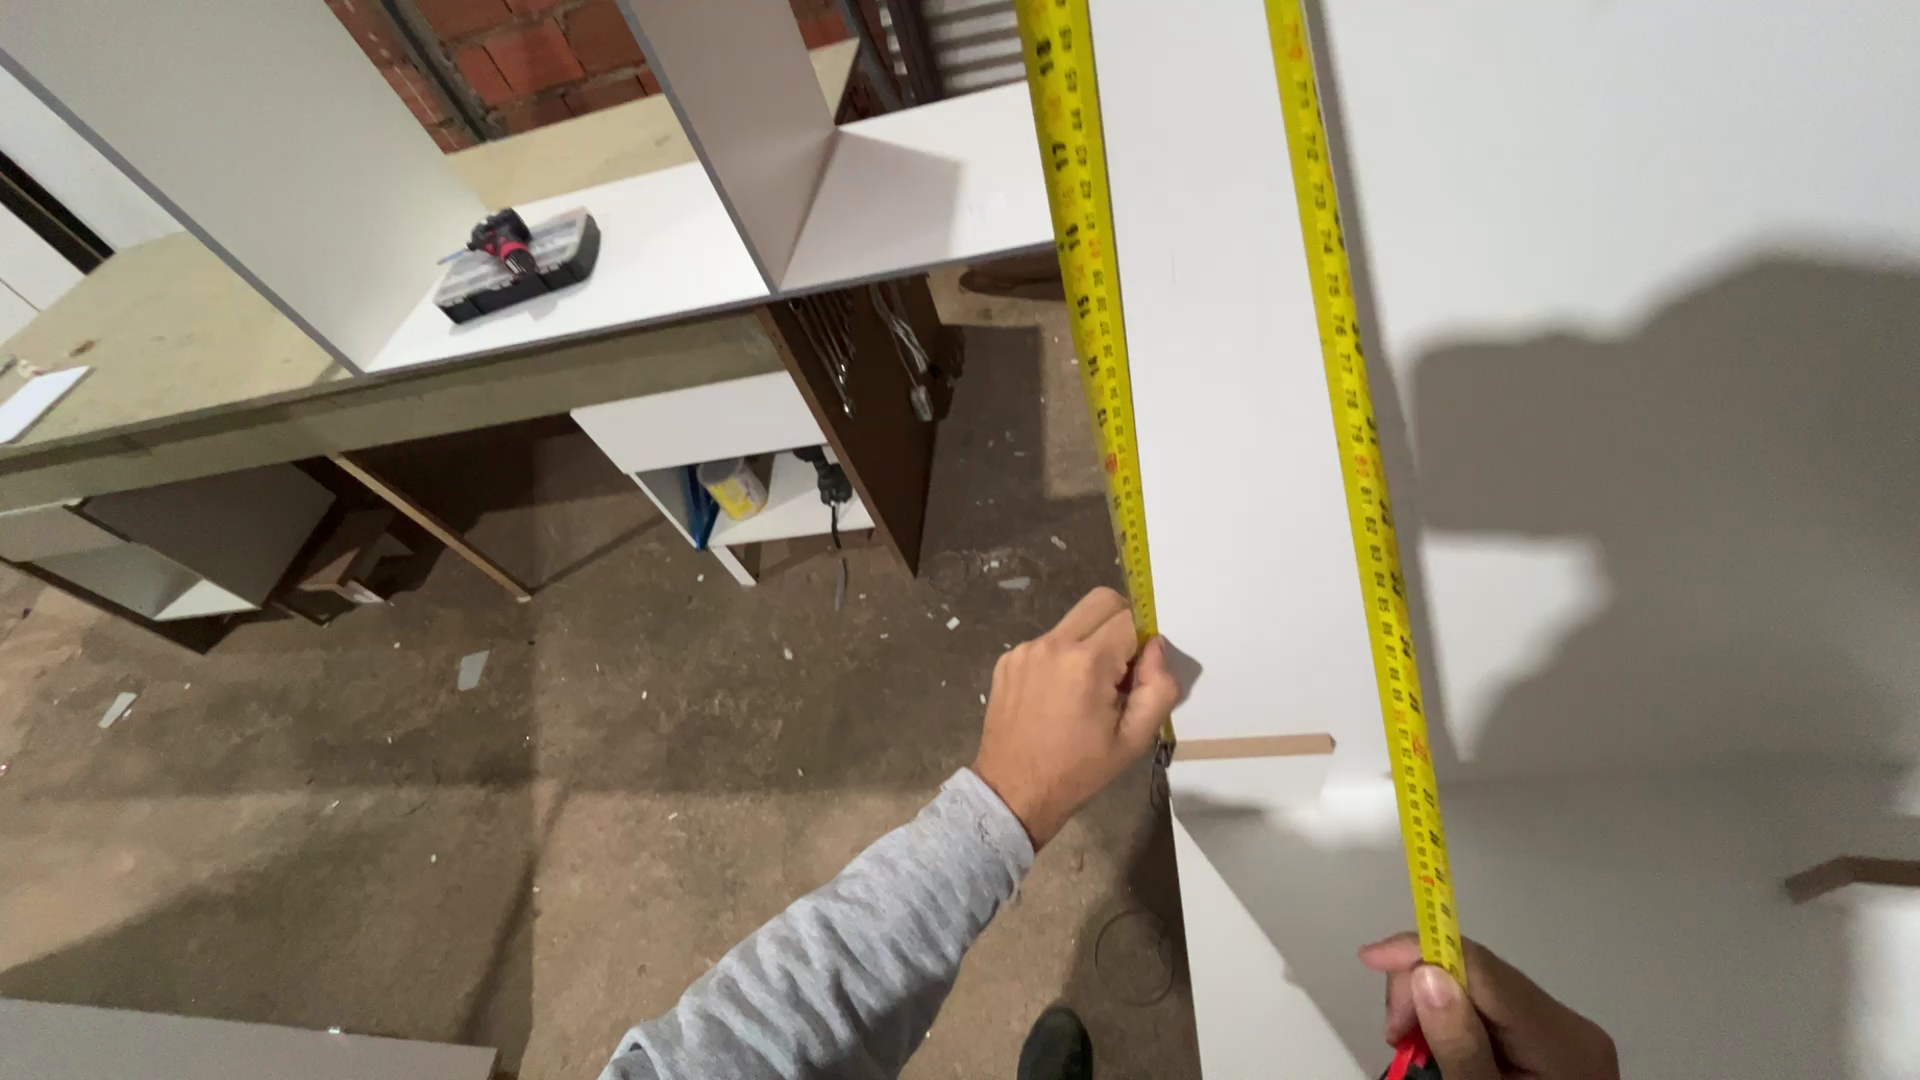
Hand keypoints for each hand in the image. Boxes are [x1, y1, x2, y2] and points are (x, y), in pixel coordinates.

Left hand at [971, 587, 1178, 848]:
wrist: (1014, 791)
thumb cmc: (1079, 770)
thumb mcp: (1134, 739)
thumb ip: (1159, 687)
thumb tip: (1156, 647)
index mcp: (1086, 662)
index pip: (1131, 617)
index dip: (1143, 641)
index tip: (1138, 672)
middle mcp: (1052, 643)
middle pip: (1101, 601)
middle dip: (1121, 624)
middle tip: (1121, 667)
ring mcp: (1025, 649)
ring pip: (1073, 620)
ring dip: (1089, 641)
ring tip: (1086, 688)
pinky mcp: (1008, 659)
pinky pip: (1047, 641)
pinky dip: (1062, 656)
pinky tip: (1057, 694)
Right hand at [1359, 933, 1617, 1079]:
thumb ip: (1459, 1046)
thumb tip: (1426, 975)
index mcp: (1559, 1038)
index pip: (1478, 966)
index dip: (1419, 951)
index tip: (1369, 959)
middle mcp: (1566, 1022)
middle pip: (1473, 971)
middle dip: (1419, 988)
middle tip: (1395, 1034)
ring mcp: (1560, 1029)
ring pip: (1475, 984)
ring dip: (1430, 1003)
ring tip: (1412, 1044)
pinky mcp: (1548, 1038)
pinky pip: (1487, 1004)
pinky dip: (1452, 1015)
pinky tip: (1437, 1042)